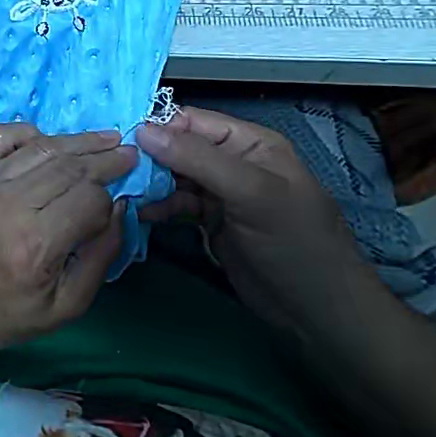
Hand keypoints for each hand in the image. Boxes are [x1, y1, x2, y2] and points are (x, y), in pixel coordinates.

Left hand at [0, 123, 135, 358]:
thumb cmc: (14, 310)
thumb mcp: (70, 304)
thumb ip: (103, 254)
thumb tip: (122, 205)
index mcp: (34, 244)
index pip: (88, 199)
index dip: (109, 199)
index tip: (120, 199)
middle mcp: (8, 205)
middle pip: (68, 167)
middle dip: (104, 159)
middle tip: (128, 153)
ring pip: (42, 147)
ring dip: (78, 141)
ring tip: (106, 139)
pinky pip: (3, 135)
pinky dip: (29, 132)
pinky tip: (50, 140)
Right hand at [137, 108, 360, 333]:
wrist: (319, 315)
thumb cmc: (293, 243)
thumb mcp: (250, 192)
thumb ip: (198, 159)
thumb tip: (143, 129)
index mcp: (248, 142)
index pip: (192, 121)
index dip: (158, 129)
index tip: (121, 143)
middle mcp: (233, 161)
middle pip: (180, 147)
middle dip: (149, 157)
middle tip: (116, 172)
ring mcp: (221, 193)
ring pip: (175, 176)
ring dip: (150, 183)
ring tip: (122, 193)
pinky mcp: (212, 223)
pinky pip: (178, 204)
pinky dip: (159, 207)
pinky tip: (140, 213)